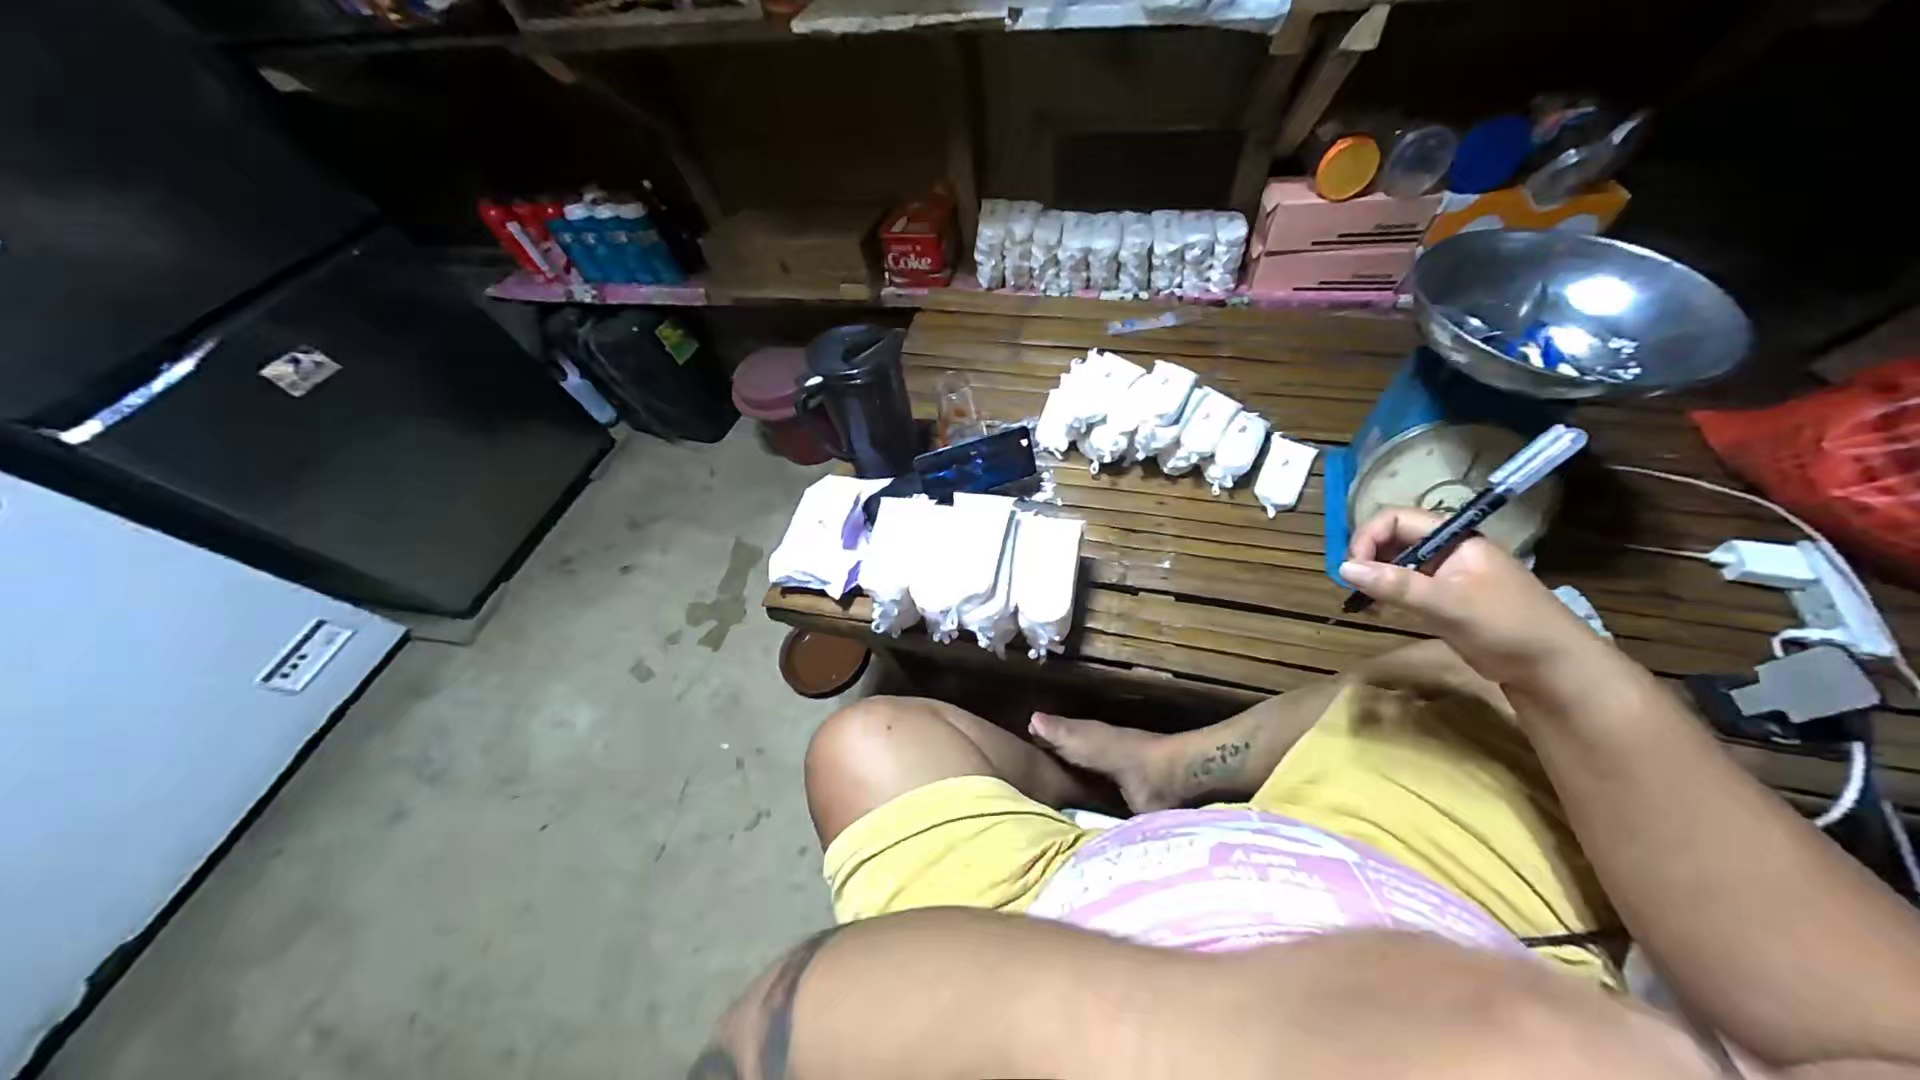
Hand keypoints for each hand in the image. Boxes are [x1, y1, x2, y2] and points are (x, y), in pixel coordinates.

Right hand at [1341, 507, 1603, 686]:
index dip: (1368, 537)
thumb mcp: (1448, 604)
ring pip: (1396, 563)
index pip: (1397, 519)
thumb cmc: (1507, 627)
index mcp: (1455, 539)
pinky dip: (1387, 594)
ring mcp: (1446, 575)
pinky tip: (1379, 609)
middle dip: (1368, 558)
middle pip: (1393, 539)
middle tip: (1353, 586)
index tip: (1352, 567)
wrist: (1554, 669)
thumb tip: (1343, 568)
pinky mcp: (1445, 598)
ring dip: (1375, 577)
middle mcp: (1448, 550)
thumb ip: (1396, 585)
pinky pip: (1405, 585)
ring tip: (1364, 601)